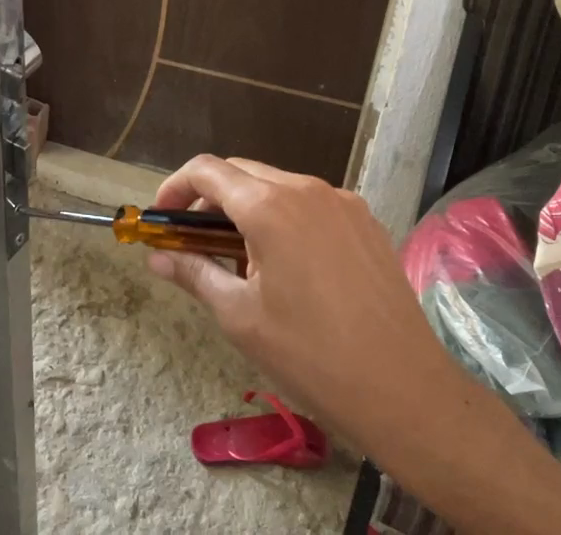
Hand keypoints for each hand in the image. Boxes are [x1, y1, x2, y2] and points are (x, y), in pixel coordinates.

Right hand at [146, 156, 460, 450]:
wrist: (404, 390)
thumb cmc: (310, 355)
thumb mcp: (240, 316)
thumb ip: (194, 273)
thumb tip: (156, 257)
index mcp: (269, 207)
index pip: (206, 170)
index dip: (175, 187)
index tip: (163, 220)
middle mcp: (306, 190)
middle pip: (241, 173)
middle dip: (209, 200)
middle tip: (194, 244)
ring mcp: (342, 204)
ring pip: (278, 187)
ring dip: (247, 209)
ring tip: (241, 263)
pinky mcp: (366, 223)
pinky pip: (311, 205)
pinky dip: (284, 219)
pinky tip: (286, 267)